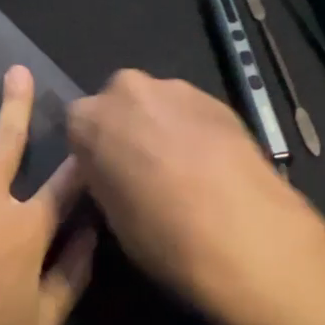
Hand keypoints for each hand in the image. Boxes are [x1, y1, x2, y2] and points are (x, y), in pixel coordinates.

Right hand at [67, 71, 324, 324]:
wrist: (246, 235)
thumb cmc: (163, 236)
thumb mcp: (111, 217)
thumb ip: (104, 180)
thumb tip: (115, 175)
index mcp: (89, 119)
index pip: (78, 127)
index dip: (93, 156)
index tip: (107, 180)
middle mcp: (127, 90)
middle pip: (118, 105)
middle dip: (127, 131)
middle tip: (144, 173)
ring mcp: (176, 89)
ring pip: (157, 106)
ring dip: (162, 129)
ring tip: (184, 174)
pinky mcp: (219, 98)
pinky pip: (192, 113)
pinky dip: (195, 133)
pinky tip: (212, 169)